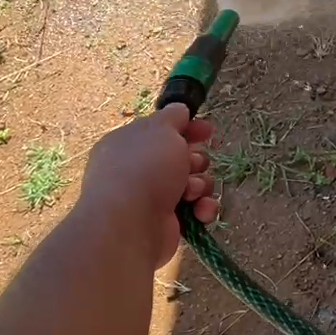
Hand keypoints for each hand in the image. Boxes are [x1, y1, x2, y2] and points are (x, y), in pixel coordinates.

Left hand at [76, 103, 217, 267]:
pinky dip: (202, 208)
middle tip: (192, 165)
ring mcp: (151, 199)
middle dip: (196, 160)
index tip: (207, 130)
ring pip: (194, 183)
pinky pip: (195, 208)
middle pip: (182, 157)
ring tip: (191, 192)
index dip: (188, 128)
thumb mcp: (160, 129)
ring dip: (200, 185)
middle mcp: (137, 171)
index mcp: (128, 145)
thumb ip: (173, 116)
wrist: (130, 224)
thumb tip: (180, 110)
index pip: (162, 131)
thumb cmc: (144, 168)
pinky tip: (199, 211)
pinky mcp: (166, 222)